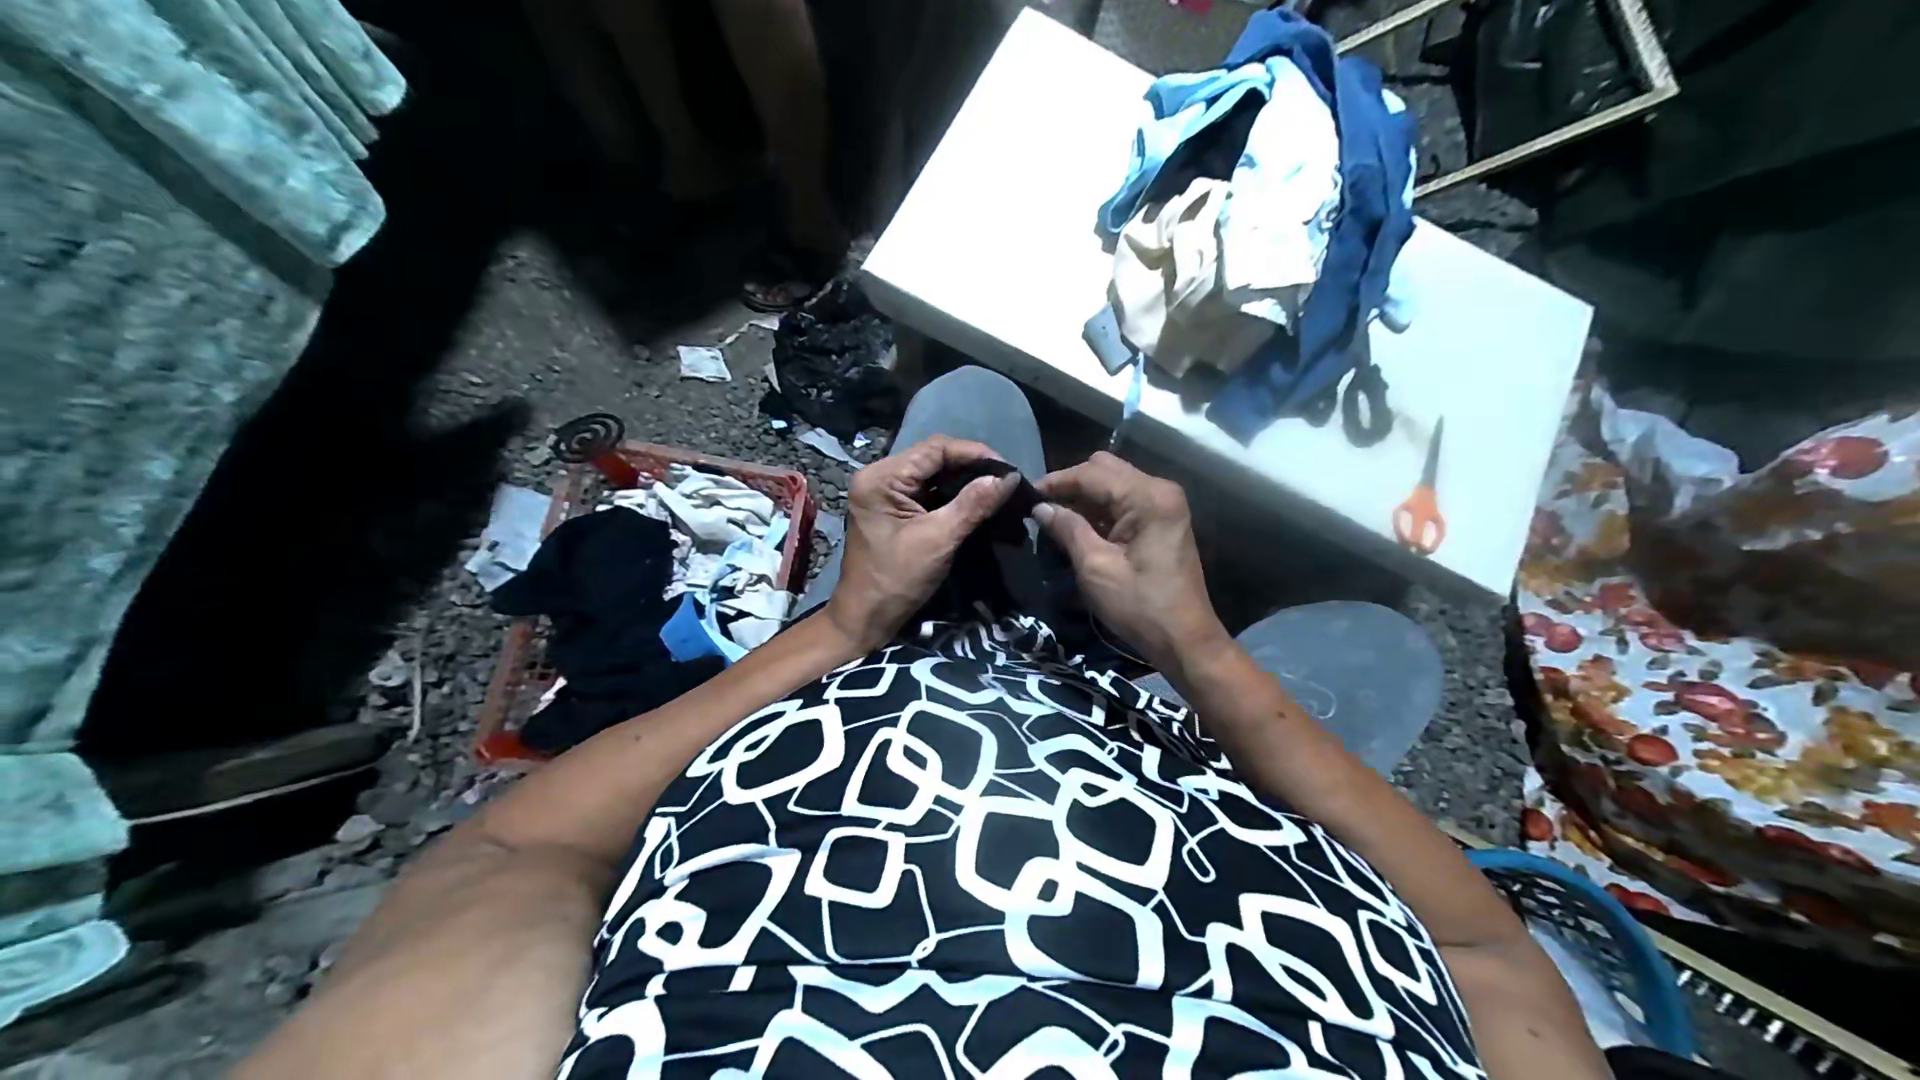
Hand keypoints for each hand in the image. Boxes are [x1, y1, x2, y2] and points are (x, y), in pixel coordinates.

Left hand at [823, 436, 1019, 653]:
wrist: (866, 619)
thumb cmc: (897, 580)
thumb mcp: (939, 539)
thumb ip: (973, 504)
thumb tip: (1010, 476)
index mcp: (881, 478)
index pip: (935, 448)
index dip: (975, 454)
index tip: (1008, 470)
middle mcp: (880, 476)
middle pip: (934, 458)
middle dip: (972, 467)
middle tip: (1007, 480)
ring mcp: (885, 493)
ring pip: (933, 474)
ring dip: (965, 480)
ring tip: (998, 488)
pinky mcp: (894, 509)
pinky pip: (928, 492)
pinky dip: (954, 495)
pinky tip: (978, 500)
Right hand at [1035, 452, 1228, 672]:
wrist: (1184, 639)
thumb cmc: (1140, 606)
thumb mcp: (1095, 568)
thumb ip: (1068, 529)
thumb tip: (1040, 507)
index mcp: (1148, 497)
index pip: (1092, 473)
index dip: (1056, 482)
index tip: (1026, 497)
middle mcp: (1160, 490)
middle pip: (1105, 469)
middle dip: (1071, 485)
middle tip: (1042, 508)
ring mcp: (1164, 504)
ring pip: (1113, 483)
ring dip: (1084, 498)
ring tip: (1054, 519)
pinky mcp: (1162, 520)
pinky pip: (1124, 501)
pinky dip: (1100, 510)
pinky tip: (1079, 528)